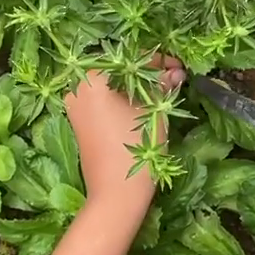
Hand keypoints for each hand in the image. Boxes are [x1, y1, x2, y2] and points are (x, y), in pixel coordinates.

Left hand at [63, 58, 183, 209]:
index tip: (179, 65)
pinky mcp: (81, 121)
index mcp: (91, 79)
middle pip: (118, 71)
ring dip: (137, 85)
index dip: (158, 60)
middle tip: (174, 76)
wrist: (116, 194)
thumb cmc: (135, 148)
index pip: (129, 60)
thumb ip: (161, 85)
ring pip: (111, 86)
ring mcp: (76, 106)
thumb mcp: (152, 111)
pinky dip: (124, 98)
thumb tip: (174, 72)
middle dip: (148, 73)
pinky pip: (104, 101)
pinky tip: (146, 101)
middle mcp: (78, 88)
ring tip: (165, 88)